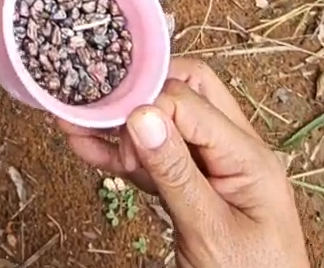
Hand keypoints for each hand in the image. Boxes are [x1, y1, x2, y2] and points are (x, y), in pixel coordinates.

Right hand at [60, 58, 307, 267]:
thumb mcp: (211, 232)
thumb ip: (176, 173)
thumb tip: (140, 114)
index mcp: (248, 156)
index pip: (189, 100)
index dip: (147, 106)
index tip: (118, 131)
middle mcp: (232, 152)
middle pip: (183, 90)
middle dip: (138, 92)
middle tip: (101, 107)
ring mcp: (212, 169)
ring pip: (163, 122)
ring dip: (119, 124)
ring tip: (75, 120)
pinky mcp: (190, 188)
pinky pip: (152, 158)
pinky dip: (119, 154)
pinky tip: (85, 147)